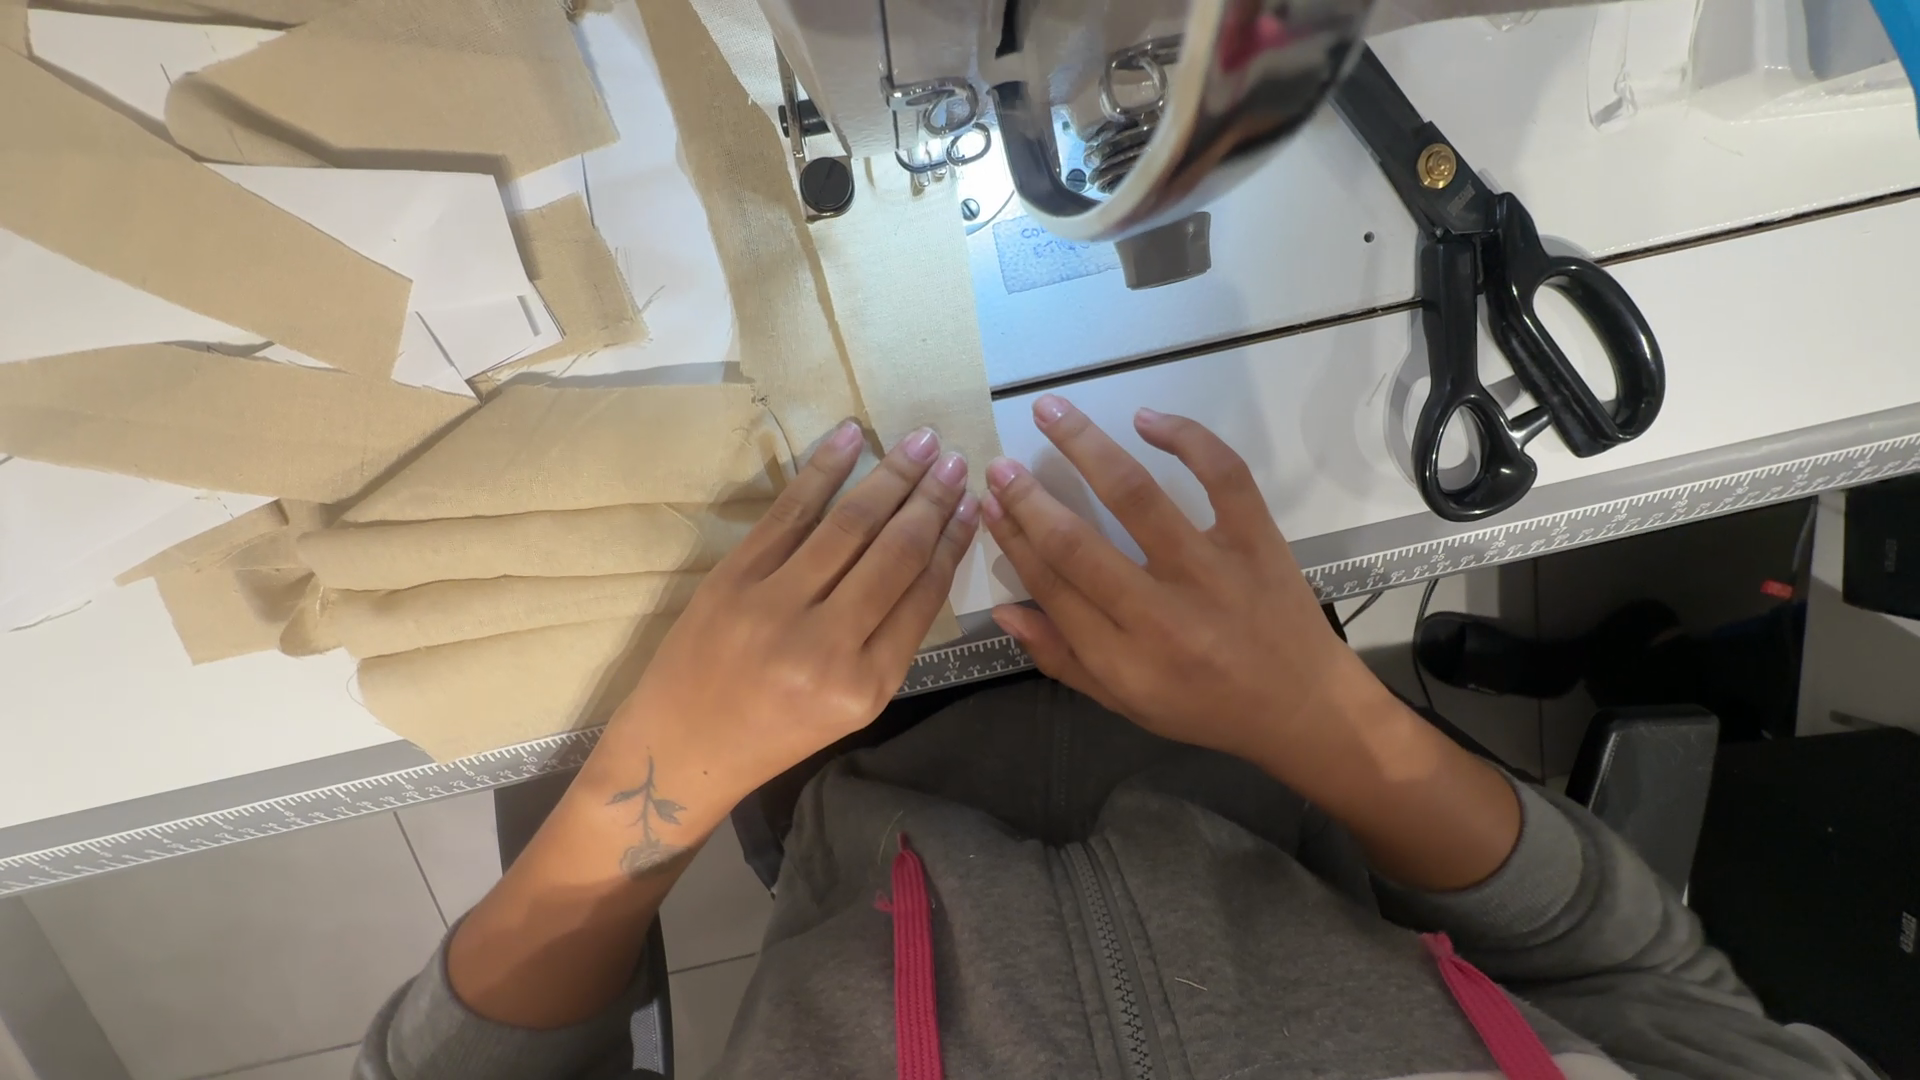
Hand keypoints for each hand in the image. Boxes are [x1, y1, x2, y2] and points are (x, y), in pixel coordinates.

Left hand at [604, 419, 979, 799]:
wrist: (683, 748)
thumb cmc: (778, 732)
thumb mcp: (854, 702)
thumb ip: (892, 636)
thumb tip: (929, 555)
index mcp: (867, 683)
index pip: (924, 593)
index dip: (952, 541)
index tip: (971, 503)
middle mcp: (827, 645)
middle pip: (894, 552)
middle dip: (932, 499)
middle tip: (955, 458)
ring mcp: (775, 606)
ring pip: (849, 525)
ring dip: (891, 476)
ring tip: (922, 442)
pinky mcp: (733, 578)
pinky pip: (789, 513)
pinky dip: (824, 471)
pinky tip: (851, 438)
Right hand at [983, 396, 1384, 767]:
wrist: (1303, 707)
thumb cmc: (1203, 707)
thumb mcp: (1123, 701)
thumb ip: (1060, 657)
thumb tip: (1004, 611)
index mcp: (1123, 657)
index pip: (1051, 585)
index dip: (1013, 539)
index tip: (990, 503)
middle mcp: (1161, 611)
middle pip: (1077, 542)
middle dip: (1030, 498)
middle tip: (1000, 463)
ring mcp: (1212, 568)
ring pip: (1137, 496)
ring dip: (1086, 447)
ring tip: (1051, 411)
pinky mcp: (1255, 539)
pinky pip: (1223, 475)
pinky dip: (1186, 438)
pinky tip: (1146, 418)